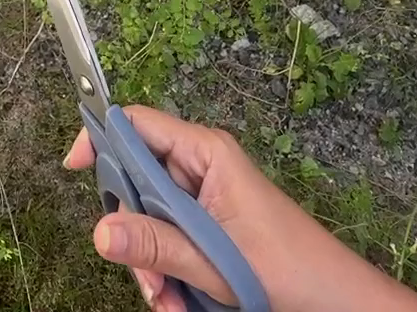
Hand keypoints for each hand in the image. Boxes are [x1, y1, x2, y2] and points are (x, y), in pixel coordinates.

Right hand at [67, 106, 416, 311]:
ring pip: (148, 218)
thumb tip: (99, 234)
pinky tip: (182, 306)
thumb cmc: (291, 270)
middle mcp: (198, 167)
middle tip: (147, 280)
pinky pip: (168, 241)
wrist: (343, 307)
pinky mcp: (206, 227)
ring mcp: (202, 198)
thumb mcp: (215, 259)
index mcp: (203, 151)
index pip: (136, 124)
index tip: (74, 167)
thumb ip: (157, 245)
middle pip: (135, 180)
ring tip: (171, 305)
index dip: (101, 138)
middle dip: (132, 231)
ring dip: (151, 264)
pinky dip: (168, 274)